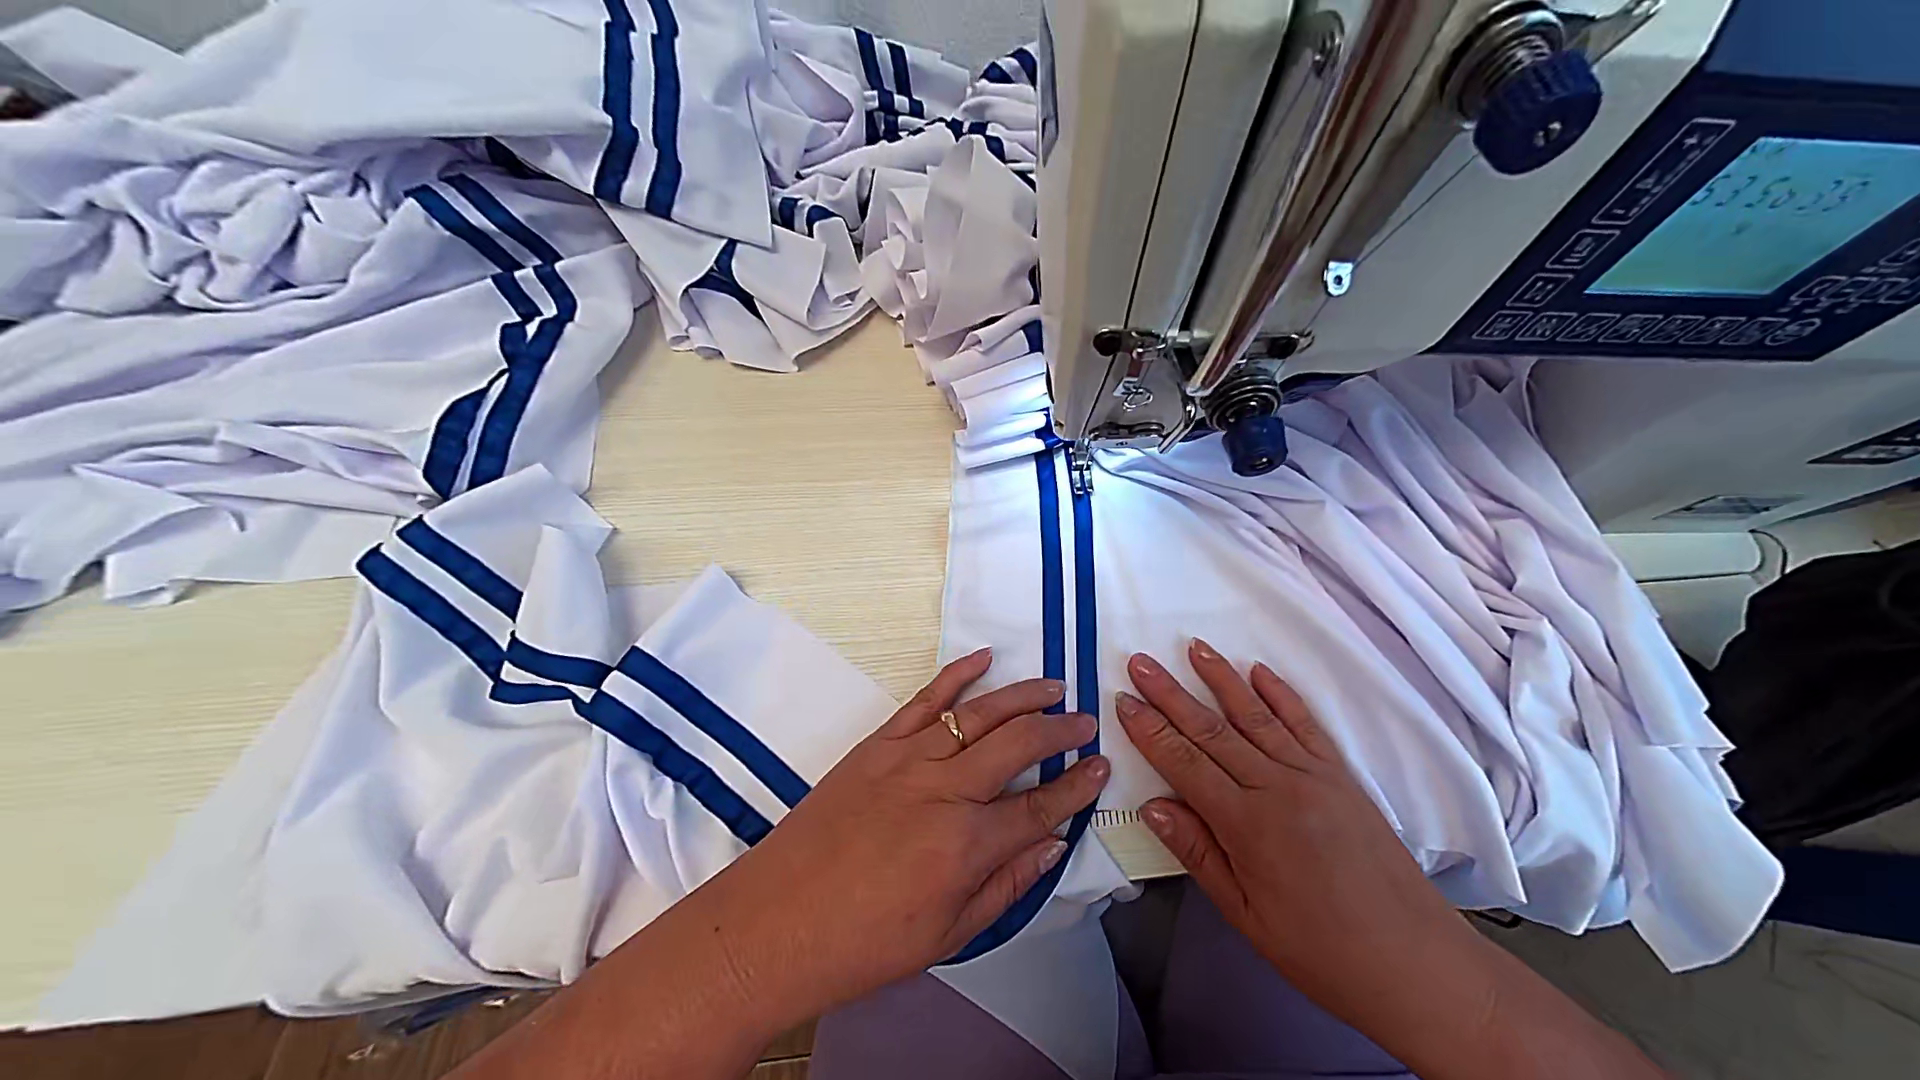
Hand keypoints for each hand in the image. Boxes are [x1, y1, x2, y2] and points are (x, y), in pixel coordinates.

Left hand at [454, 649, 1109, 1079]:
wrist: (777, 920)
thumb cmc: (865, 941)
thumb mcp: (948, 935)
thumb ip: (1007, 884)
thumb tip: (1054, 842)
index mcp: (967, 845)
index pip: (1043, 806)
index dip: (1078, 786)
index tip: (1101, 768)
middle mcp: (945, 790)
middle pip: (1019, 744)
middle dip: (1060, 730)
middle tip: (1085, 722)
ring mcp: (908, 759)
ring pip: (979, 713)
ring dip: (1022, 695)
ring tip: (1053, 688)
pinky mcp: (877, 744)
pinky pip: (924, 699)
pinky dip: (956, 674)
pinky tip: (983, 658)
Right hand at [1115, 642, 1467, 1018]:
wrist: (1419, 966)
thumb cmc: (1322, 951)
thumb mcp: (1245, 915)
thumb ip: (1198, 854)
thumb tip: (1153, 806)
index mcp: (1248, 825)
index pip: (1184, 763)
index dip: (1149, 729)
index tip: (1124, 699)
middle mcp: (1279, 788)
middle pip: (1212, 730)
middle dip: (1171, 693)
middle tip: (1141, 661)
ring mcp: (1314, 776)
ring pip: (1256, 716)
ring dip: (1221, 679)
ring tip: (1194, 647)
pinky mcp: (1342, 776)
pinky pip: (1306, 725)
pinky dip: (1281, 695)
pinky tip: (1259, 672)